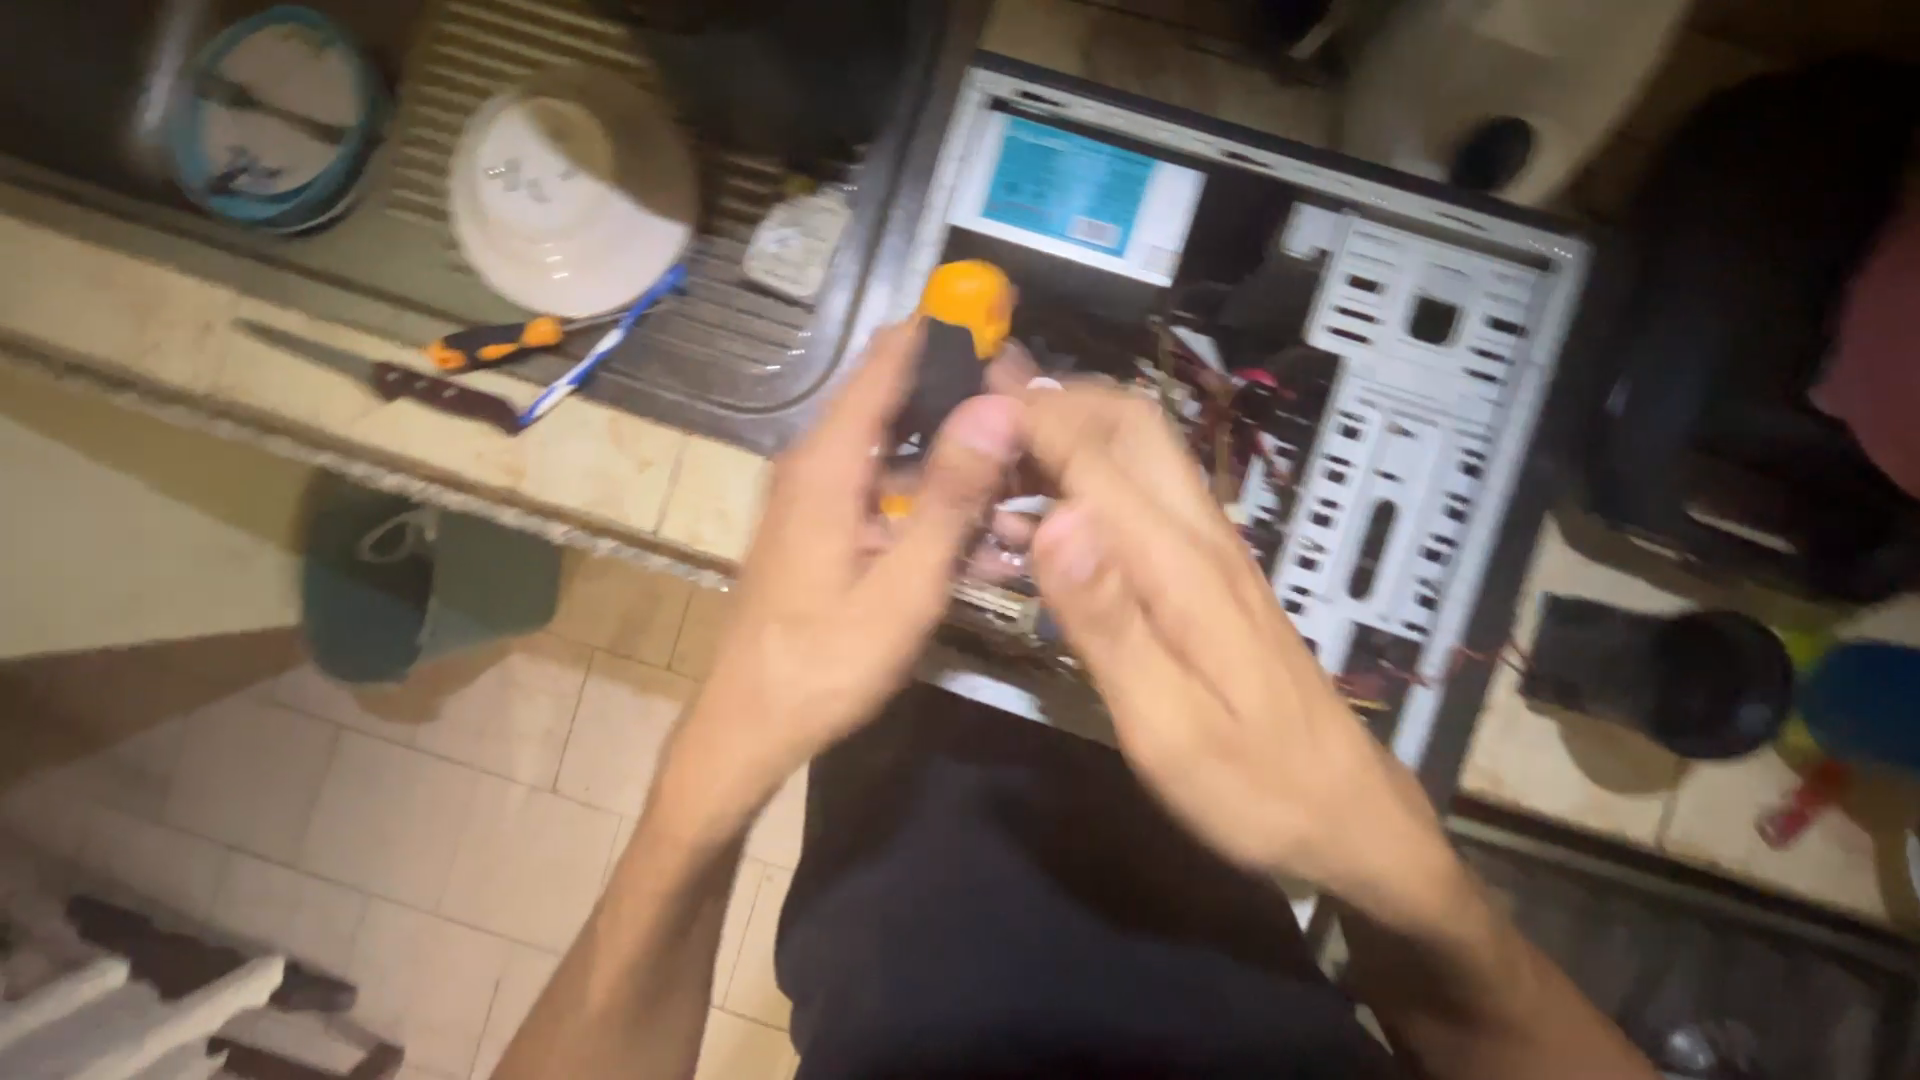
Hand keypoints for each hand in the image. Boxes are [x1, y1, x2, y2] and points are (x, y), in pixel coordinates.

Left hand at [648, 320, 1022, 842]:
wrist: (749, 726)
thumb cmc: (824, 662)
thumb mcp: (902, 586)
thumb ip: (949, 497)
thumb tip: (996, 408)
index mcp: (828, 461)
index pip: (888, 358)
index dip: (945, 327)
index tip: (1006, 316)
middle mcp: (818, 463)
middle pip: (898, 401)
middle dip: (968, 402)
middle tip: (1039, 417)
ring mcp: (819, 498)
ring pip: (900, 454)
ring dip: (960, 463)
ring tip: (1027, 479)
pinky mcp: (826, 530)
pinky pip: (887, 496)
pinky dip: (933, 505)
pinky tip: (985, 537)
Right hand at [1019, 384, 1457, 918]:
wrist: (1346, 813)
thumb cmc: (1251, 784)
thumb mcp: (1166, 725)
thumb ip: (1107, 622)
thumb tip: (1055, 522)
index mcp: (1180, 565)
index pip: (1095, 457)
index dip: (1029, 420)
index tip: (962, 411)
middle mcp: (1201, 535)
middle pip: (1132, 424)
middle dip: (1056, 400)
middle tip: (982, 412)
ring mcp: (1212, 549)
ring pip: (1143, 449)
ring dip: (1074, 429)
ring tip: (1002, 452)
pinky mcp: (1212, 572)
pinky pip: (1147, 493)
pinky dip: (1093, 474)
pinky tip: (1052, 515)